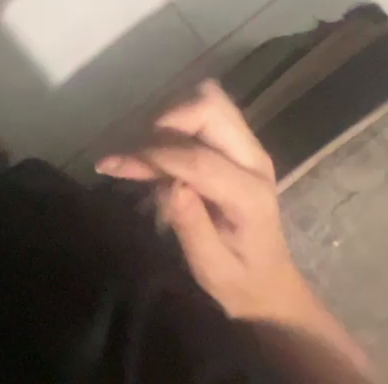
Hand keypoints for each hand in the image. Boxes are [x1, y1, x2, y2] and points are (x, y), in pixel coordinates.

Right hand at [95, 80, 315, 326]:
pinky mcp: (236, 145)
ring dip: (168, 120)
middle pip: (210, 106)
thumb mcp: (213, 270)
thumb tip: (171, 185)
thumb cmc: (240, 283)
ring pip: (206, 100)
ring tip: (143, 157)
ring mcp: (247, 148)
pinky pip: (202, 112)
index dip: (154, 156)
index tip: (116, 165)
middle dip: (167, 121)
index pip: (198, 158)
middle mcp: (253, 160)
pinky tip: (149, 153)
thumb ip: (193, 228)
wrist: (271, 286)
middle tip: (139, 155)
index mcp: (250, 195)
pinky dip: (172, 123)